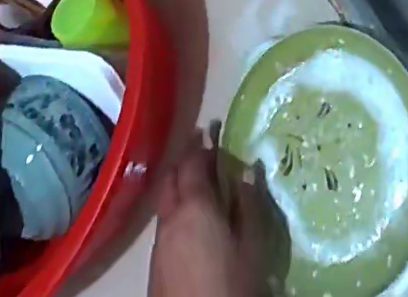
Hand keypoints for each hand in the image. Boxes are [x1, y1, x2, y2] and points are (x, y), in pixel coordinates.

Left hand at [148, 126, 269, 296]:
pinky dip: (176, 205)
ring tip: (198, 178)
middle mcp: (171, 216)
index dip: (202, 142)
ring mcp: (159, 241)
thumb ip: (249, 205)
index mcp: (196, 205)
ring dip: (180, 182)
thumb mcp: (251, 246)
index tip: (211, 127)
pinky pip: (165, 220)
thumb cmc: (231, 287)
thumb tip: (248, 169)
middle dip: (186, 157)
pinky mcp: (156, 263)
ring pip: (166, 198)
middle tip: (203, 145)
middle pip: (174, 176)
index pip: (194, 161)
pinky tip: (191, 216)